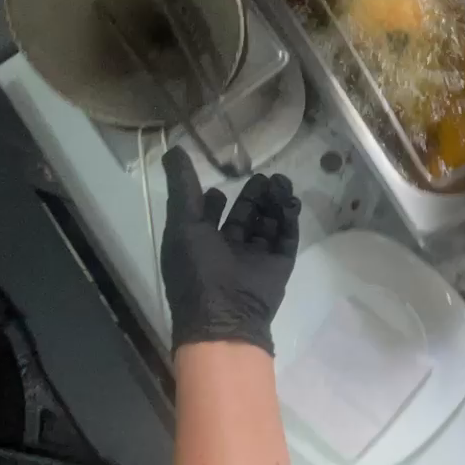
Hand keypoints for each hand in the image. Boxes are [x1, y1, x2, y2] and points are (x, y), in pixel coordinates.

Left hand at [161, 150, 300, 353]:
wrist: (226, 315)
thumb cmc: (197, 270)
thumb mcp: (182, 223)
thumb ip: (182, 187)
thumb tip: (174, 149)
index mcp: (200, 243)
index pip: (209, 217)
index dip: (213, 200)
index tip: (221, 184)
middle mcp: (229, 250)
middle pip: (245, 217)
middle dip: (254, 197)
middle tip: (266, 176)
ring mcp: (256, 259)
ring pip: (268, 225)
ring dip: (274, 204)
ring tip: (281, 182)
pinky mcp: (279, 266)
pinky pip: (286, 240)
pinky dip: (289, 221)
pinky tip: (291, 202)